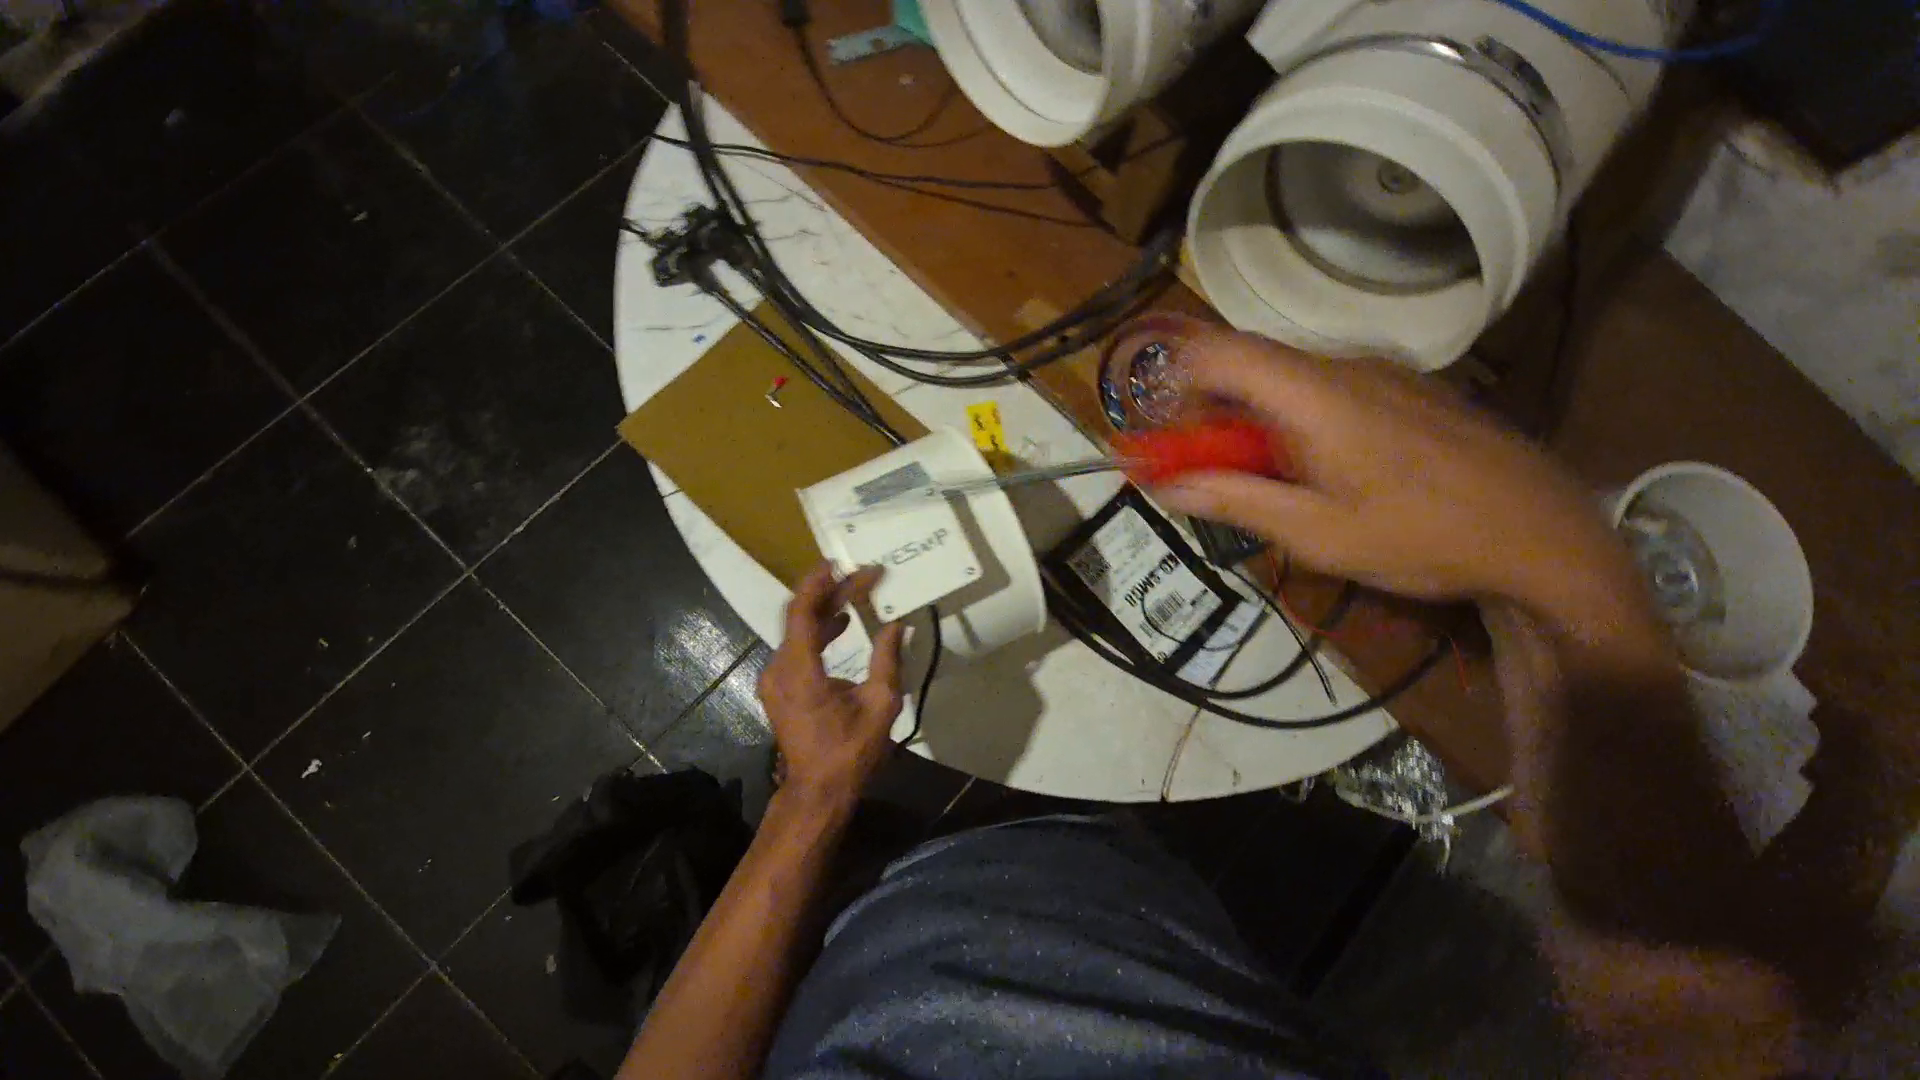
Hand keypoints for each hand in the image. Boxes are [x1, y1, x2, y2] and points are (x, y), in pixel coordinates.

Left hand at [758, 562, 906, 804]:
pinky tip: (842, 624)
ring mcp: (775, 679)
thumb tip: (897, 625)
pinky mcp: (779, 687)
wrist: (818, 791)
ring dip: (825, 609)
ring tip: (857, 594)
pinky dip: (818, 631)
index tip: (841, 563)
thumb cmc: (850, 751)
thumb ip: (887, 660)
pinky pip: (796, 647)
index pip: (803, 611)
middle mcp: (779, 668)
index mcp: (800, 669)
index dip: (820, 582)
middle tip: (863, 577)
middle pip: (800, 616)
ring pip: (797, 630)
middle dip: (831, 592)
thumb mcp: (880, 705)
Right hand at [1152, 330, 1649, 626]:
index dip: (1174, 381)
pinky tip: (1323, 472)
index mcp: (1315, 393)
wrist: (1546, 537)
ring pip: (1289, 379)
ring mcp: (1384, 374)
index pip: (1219, 350)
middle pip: (1250, 364)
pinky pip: (1329, 390)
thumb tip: (1162, 486)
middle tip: (1207, 471)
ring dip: (1254, 420)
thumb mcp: (1316, 534)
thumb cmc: (1422, 538)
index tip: (1165, 433)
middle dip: (1211, 412)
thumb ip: (1234, 501)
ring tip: (1265, 482)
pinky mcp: (1408, 390)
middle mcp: (1346, 366)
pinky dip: (1296, 421)